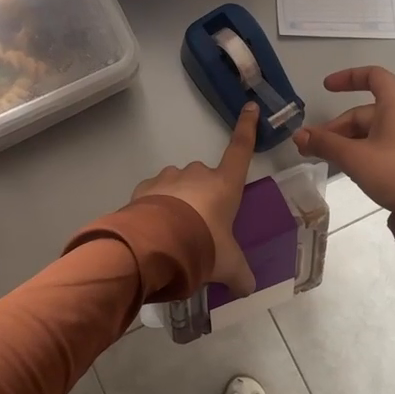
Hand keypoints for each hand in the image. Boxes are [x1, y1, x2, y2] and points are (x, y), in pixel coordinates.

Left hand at [131, 103, 258, 295]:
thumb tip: (249, 287)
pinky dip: (156, 207)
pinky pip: (155, 195)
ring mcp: (168, 178)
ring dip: (179, 202)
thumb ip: (240, 274)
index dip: (247, 129)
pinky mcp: (144, 188)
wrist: (155, 245)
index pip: (241, 151)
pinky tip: (155, 229)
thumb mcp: (228, 265)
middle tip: (201, 230)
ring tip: (175, 233)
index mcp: (224, 185)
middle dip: (204, 198)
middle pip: (206, 178)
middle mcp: (197, 174)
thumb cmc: (202, 247)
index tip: (250, 106)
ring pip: (178, 185)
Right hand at [293, 66, 394, 210]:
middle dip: (339, 127)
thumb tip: (299, 136)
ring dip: (351, 140)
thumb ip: (325, 144)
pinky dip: (368, 147)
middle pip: (367, 110)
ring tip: (331, 160)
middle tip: (315, 147)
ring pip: (377, 128)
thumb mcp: (355, 157)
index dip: (347, 78)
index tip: (326, 88)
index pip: (372, 76)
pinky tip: (356, 167)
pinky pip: (389, 141)